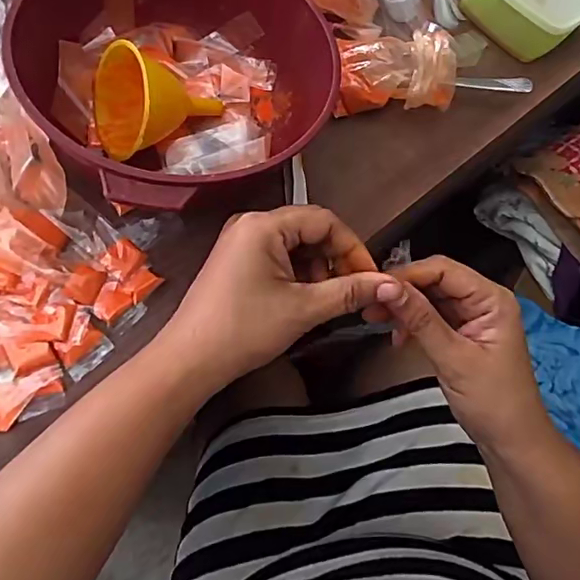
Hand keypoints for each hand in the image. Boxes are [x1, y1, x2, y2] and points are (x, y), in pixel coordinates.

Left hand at [156, 205, 395, 390]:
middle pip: (309, 230)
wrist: (191, 358)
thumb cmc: (241, 329)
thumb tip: (387, 285)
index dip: (352, 247)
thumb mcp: (304, 309)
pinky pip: (277, 257)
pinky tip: (303, 301)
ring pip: (295, 246)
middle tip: (352, 292)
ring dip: (317, 271)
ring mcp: (239, 242)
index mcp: (263, 225)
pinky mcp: (235, 261)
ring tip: (325, 302)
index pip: (324, 220)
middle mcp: (249, 224)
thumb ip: (349, 292)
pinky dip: (297, 276)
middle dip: (335, 261)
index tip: (370, 277)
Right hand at [365, 257, 549, 448]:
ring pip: (428, 297)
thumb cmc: (495, 402)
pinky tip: (396, 334)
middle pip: (434, 280)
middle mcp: (483, 300)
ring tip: (375, 318)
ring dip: (403, 306)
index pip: (443, 269)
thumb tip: (388, 288)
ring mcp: (471, 316)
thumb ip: (420, 319)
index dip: (408, 275)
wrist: (513, 442)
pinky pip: (430, 315)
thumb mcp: (453, 358)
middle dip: (402, 290)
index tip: (377, 288)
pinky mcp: (460, 332)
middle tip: (370, 304)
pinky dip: (411, 321)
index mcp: (492, 299)